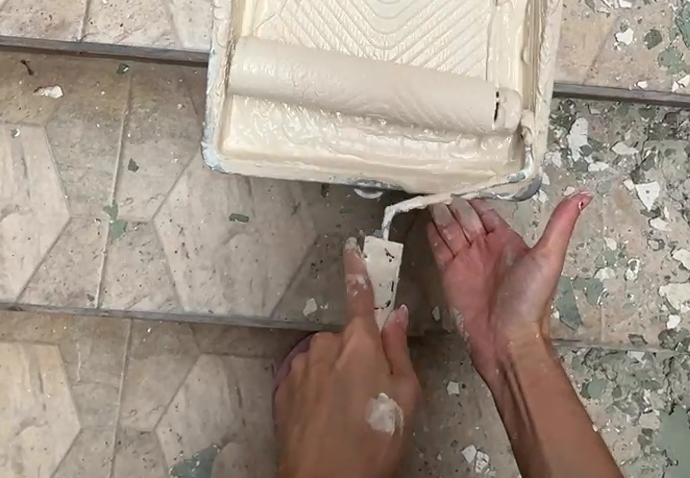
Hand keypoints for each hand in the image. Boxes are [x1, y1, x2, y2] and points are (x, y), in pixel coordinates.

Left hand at [275, 243, 421, 477]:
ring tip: (346, 415)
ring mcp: (301, 366)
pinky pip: (306, 380)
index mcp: (360, 342)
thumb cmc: (373, 443)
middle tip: (369, 394)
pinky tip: (324, 421)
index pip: (359, 294)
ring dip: (334, 376)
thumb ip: (400, 350)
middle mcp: (326, 345)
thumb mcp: (405, 397)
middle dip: (356, 356)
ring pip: (325, 360)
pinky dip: (315, 393)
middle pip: (346, 339)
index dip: (357, 269)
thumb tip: (397, 315)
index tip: (351, 247)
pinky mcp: (283, 389)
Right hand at [426, 193, 591, 379]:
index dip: (474, 197)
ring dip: (441, 213)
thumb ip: (560, 224)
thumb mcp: (549, 257)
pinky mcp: (450, 275)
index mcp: (507, 241)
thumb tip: (584, 193)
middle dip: (454, 202)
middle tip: (439, 183)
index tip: (462, 175)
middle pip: (465, 217)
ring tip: (429, 195)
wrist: (509, 343)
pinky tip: (425, 218)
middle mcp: (485, 247)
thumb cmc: (530, 300)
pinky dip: (432, 233)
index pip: (486, 212)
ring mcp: (466, 261)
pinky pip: (439, 248)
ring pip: (450, 229)